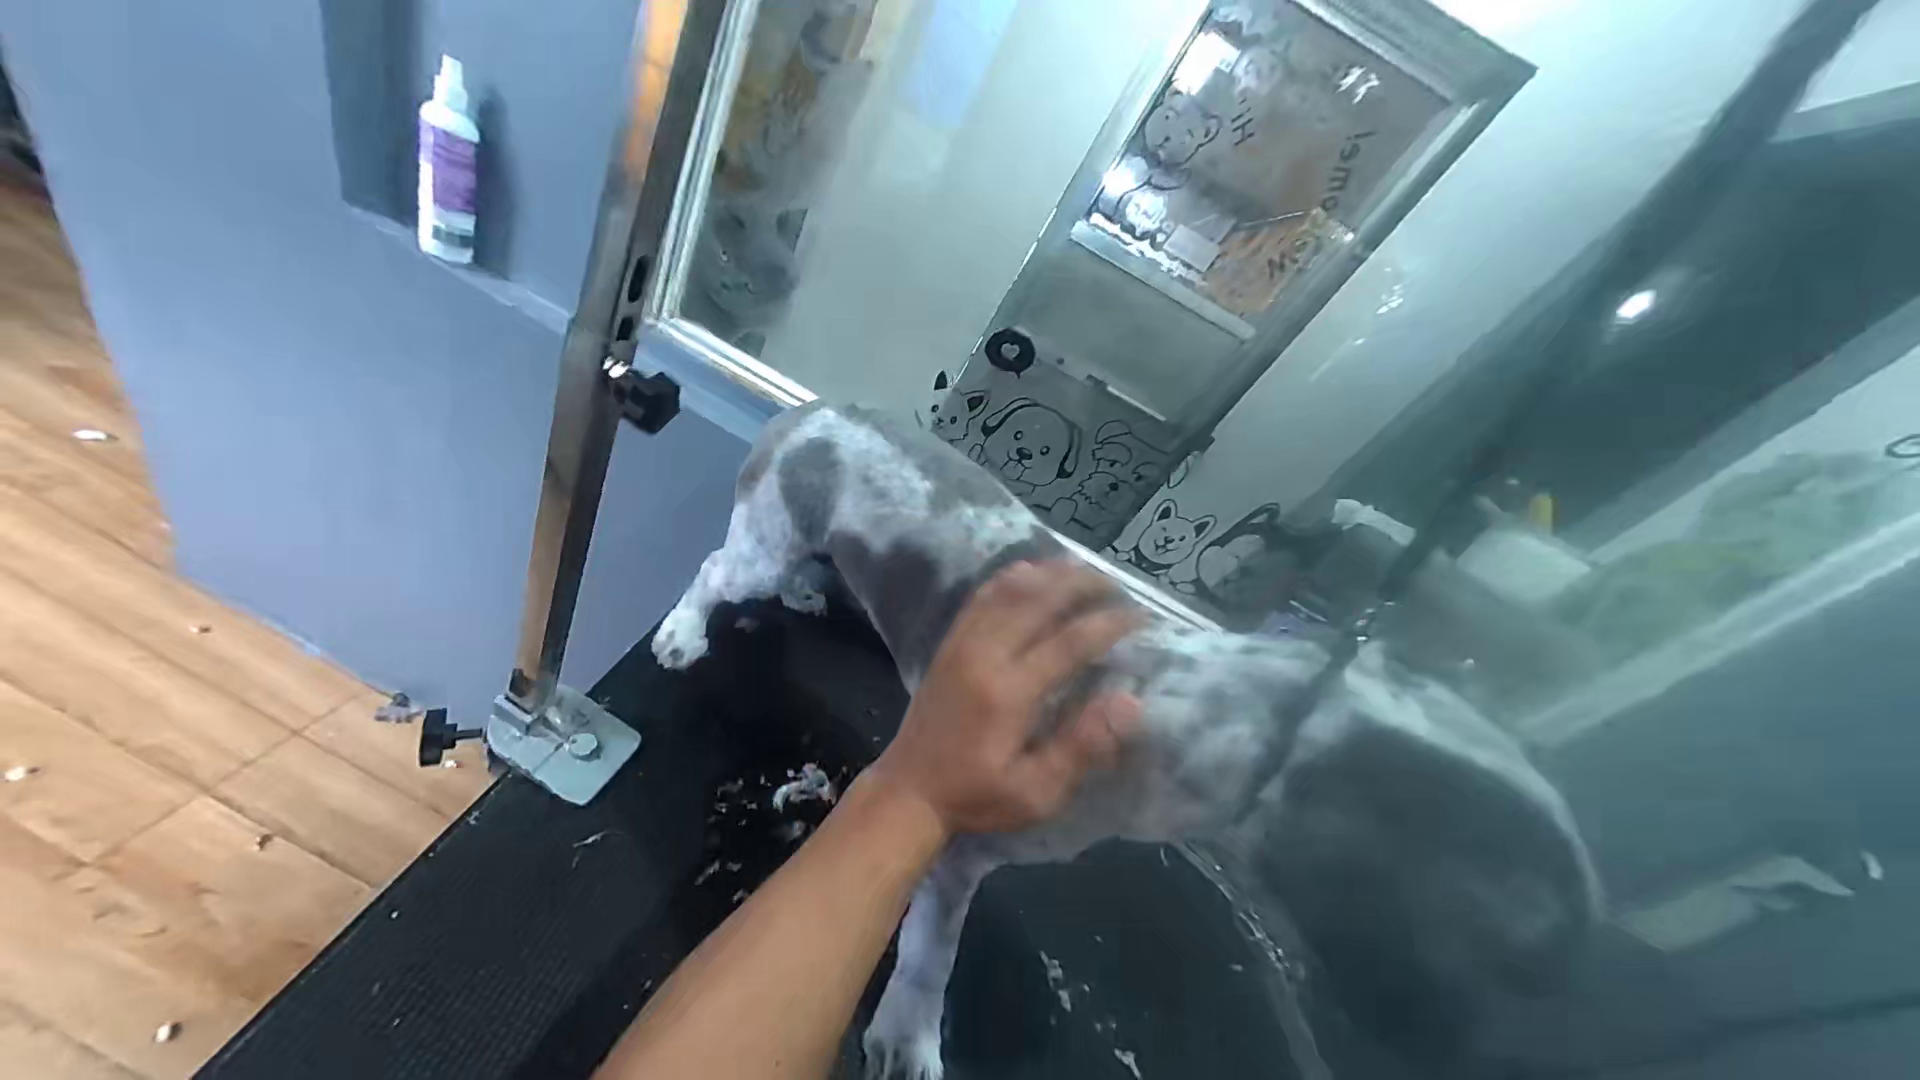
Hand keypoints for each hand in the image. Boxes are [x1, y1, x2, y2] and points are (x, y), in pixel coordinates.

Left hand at [865, 560, 1143, 836]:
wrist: (908, 789)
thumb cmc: (976, 796)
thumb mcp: (1035, 792)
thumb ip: (1081, 746)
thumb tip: (1130, 703)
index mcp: (1010, 692)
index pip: (1069, 642)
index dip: (1109, 624)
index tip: (1140, 617)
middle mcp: (985, 655)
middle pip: (1038, 602)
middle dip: (1082, 585)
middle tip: (1115, 584)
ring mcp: (962, 644)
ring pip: (1008, 591)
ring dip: (1048, 574)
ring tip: (1081, 567)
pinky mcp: (948, 644)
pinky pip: (980, 598)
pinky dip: (1007, 579)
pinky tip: (1028, 570)